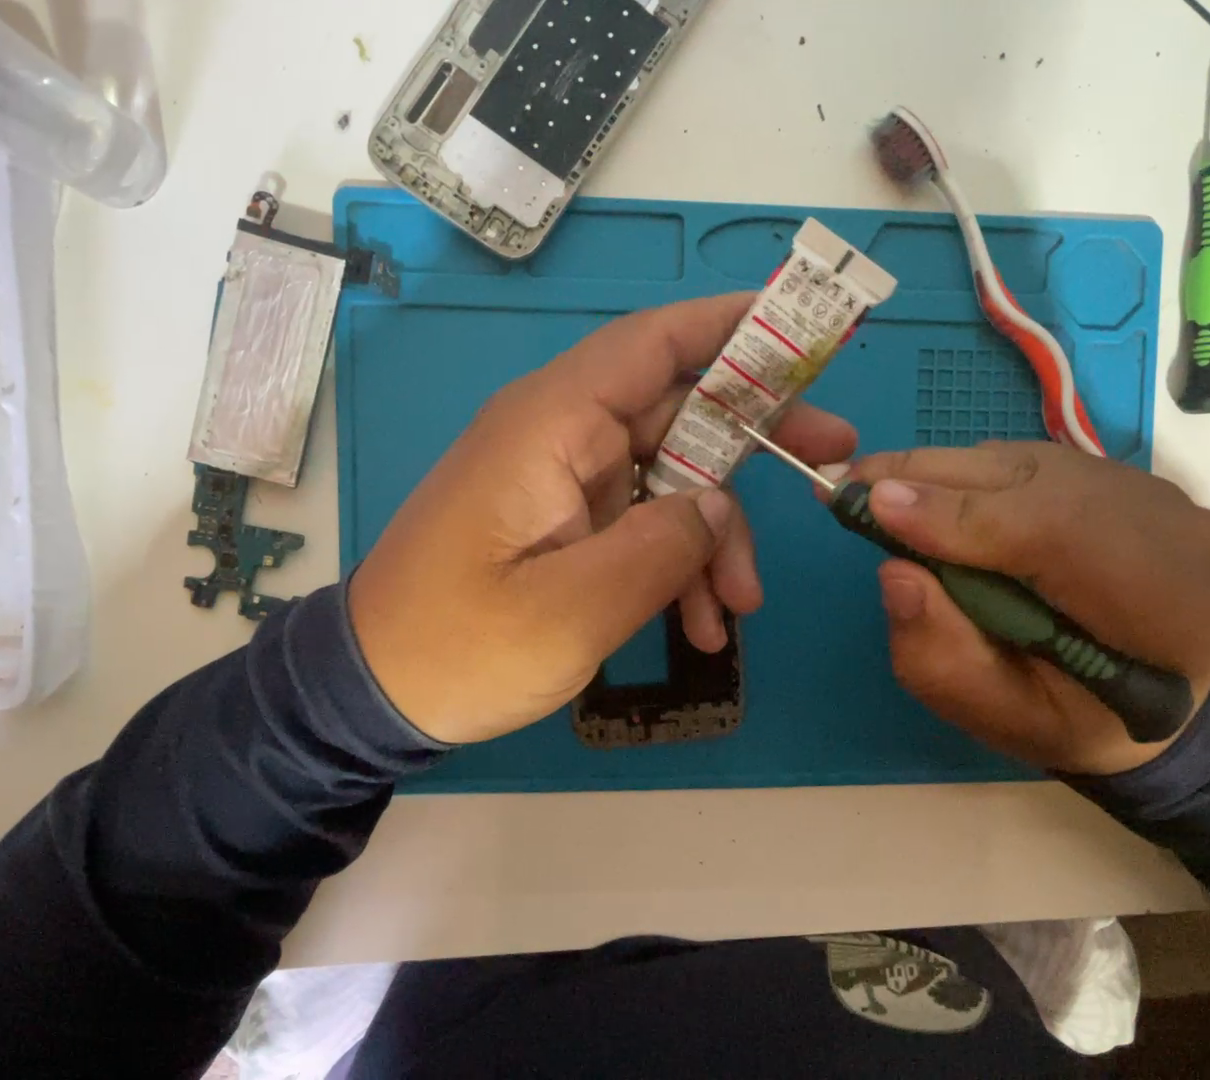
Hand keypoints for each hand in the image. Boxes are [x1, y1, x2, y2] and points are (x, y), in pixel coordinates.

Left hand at [350, 294, 856, 744]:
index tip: (805, 327)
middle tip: (831, 462)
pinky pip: (642, 522)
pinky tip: (703, 625)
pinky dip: (678, 564)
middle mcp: (562, 436)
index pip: (652, 344)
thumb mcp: (572, 608)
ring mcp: (565, 481)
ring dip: (715, 536)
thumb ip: (662, 548)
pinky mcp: (566, 522)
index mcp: (552, 425)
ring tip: (741, 607)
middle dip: (757, 441)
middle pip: (681, 410)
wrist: (378, 694)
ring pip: (671, 479)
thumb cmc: (461, 646)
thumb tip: (718, 507)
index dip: (731, 325)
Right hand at [849, 443, 1209, 774]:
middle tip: (848, 483)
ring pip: (1032, 461)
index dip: (959, 514)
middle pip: (1038, 478)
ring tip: (883, 490)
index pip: (1055, 531)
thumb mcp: (1001, 718)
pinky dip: (978, 477)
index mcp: (1160, 609)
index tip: (873, 506)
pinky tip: (940, 498)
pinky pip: (1039, 463)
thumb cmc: (1076, 722)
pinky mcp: (1134, 479)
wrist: (1169, 703)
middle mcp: (1169, 529)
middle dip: (934, 479)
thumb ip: (945, 658)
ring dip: (949, 473)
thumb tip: (894, 573)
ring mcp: (1158, 496)